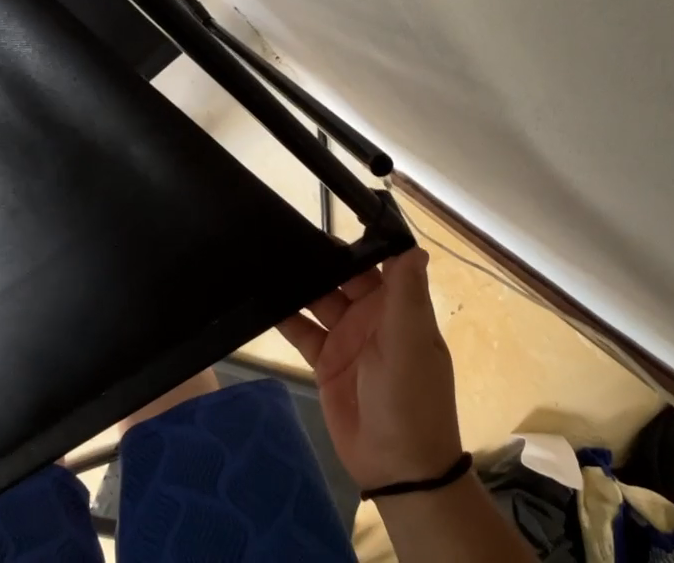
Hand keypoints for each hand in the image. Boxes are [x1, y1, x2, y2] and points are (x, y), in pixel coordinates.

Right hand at [277, 249, 463, 489]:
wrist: (396, 467)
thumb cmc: (410, 399)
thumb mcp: (411, 343)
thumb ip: (406, 294)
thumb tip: (413, 244)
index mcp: (398, 308)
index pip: (378, 262)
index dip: (358, 239)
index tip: (330, 207)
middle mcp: (372, 316)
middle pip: (342, 276)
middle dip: (318, 257)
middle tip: (282, 229)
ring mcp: (346, 338)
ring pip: (318, 299)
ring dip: (298, 282)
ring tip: (264, 255)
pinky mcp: (324, 361)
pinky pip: (300, 329)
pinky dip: (283, 314)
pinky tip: (260, 296)